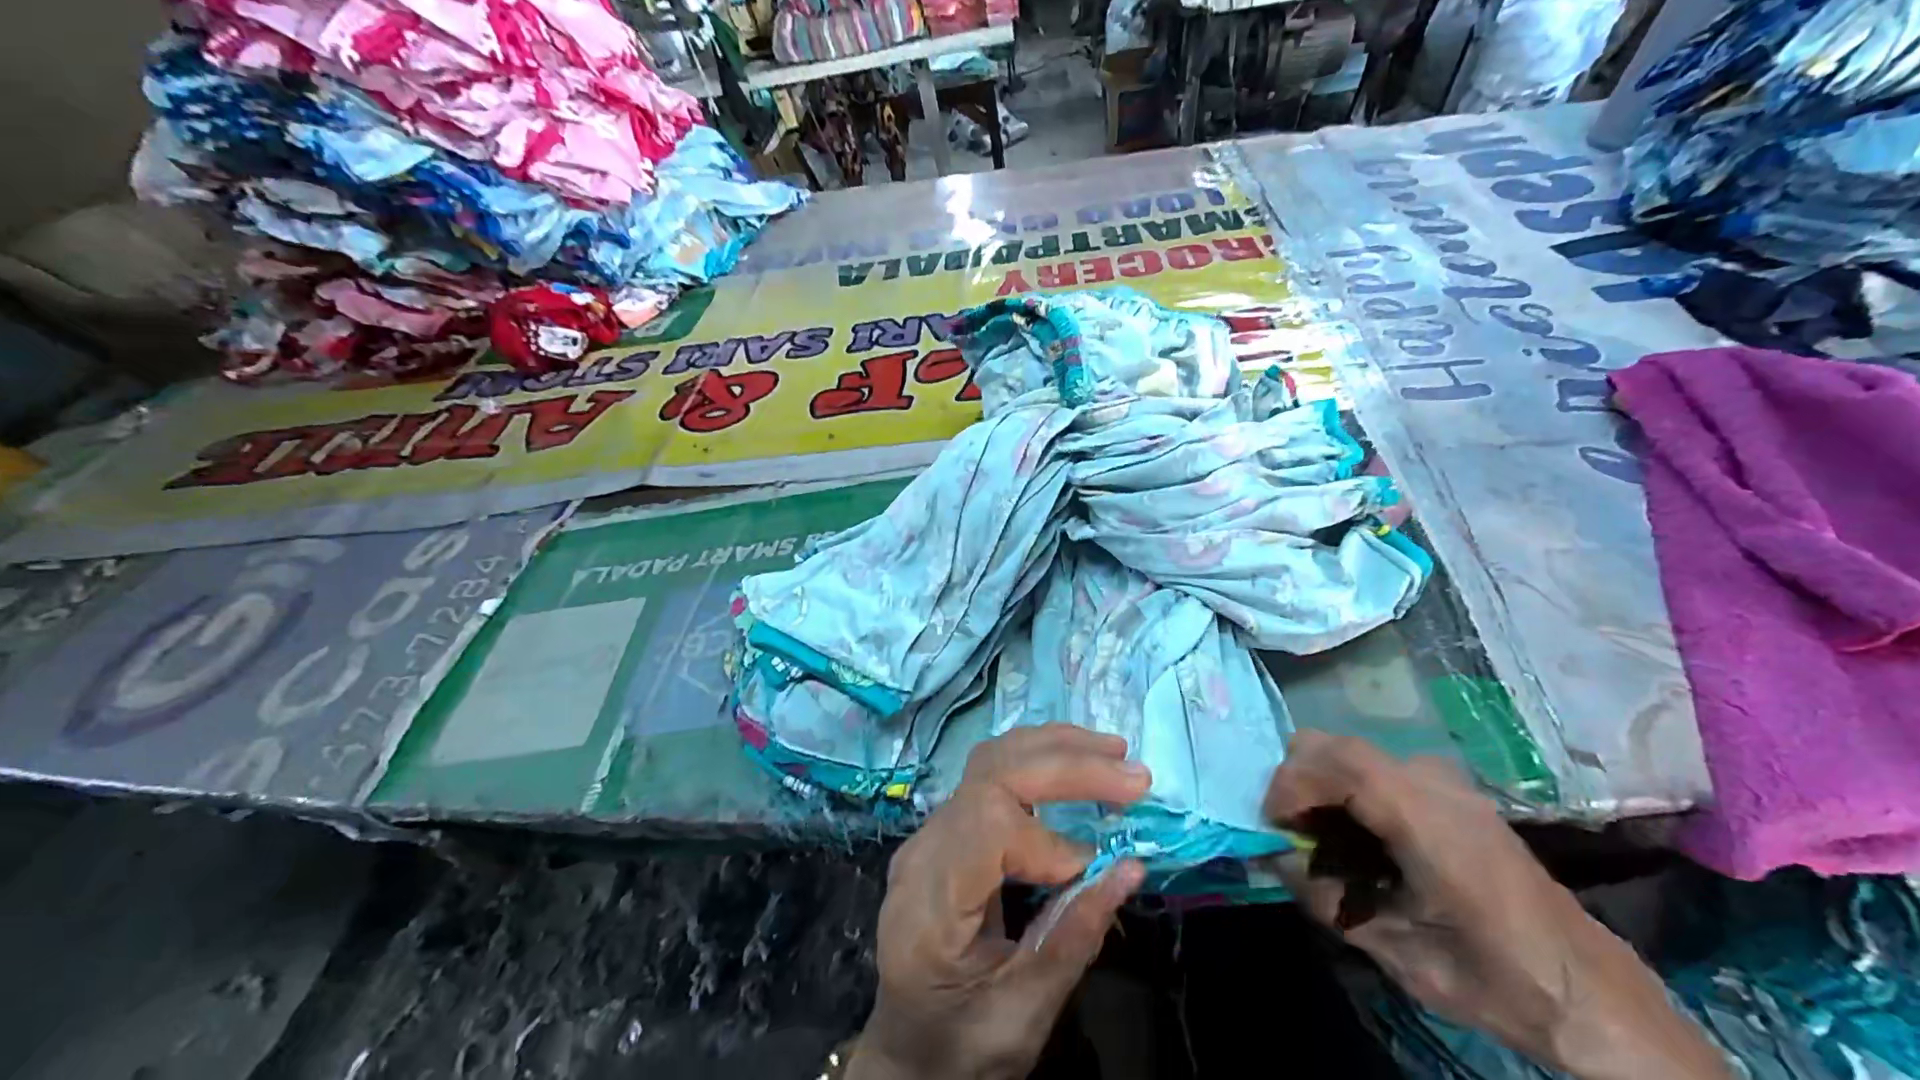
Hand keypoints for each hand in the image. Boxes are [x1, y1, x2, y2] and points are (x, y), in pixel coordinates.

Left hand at [847, 725, 1150, 1079]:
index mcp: (930, 901)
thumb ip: (1074, 937)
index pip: (987, 823)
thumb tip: (1132, 867)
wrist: (909, 1052)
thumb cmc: (961, 1045)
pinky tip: (1074, 764)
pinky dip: (1038, 762)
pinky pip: (989, 777)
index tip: (1091, 873)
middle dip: (1067, 765)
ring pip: (989, 761)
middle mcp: (923, 849)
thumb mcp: (1023, 1014)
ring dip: (1054, 749)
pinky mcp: (947, 832)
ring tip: (1113, 753)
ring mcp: (930, 835)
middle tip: (1135, 775)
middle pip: (991, 773)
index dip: (1050, 839)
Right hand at [1265, 732, 1727, 1079]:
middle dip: (1296, 779)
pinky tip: (1358, 837)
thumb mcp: (1394, 948)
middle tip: (1292, 830)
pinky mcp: (1450, 791)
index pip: (1334, 762)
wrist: (1586, 990)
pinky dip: (1346, 788)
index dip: (1287, 785)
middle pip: (1332, 744)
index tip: (1272, 825)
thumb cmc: (1491, 975)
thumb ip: (1323, 896)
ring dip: (1321, 783)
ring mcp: (1444, 781)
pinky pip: (1375, 769)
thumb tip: (1274, 856)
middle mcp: (1433, 782)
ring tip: (1322, 838)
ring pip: (1351, 752)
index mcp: (1426, 818)